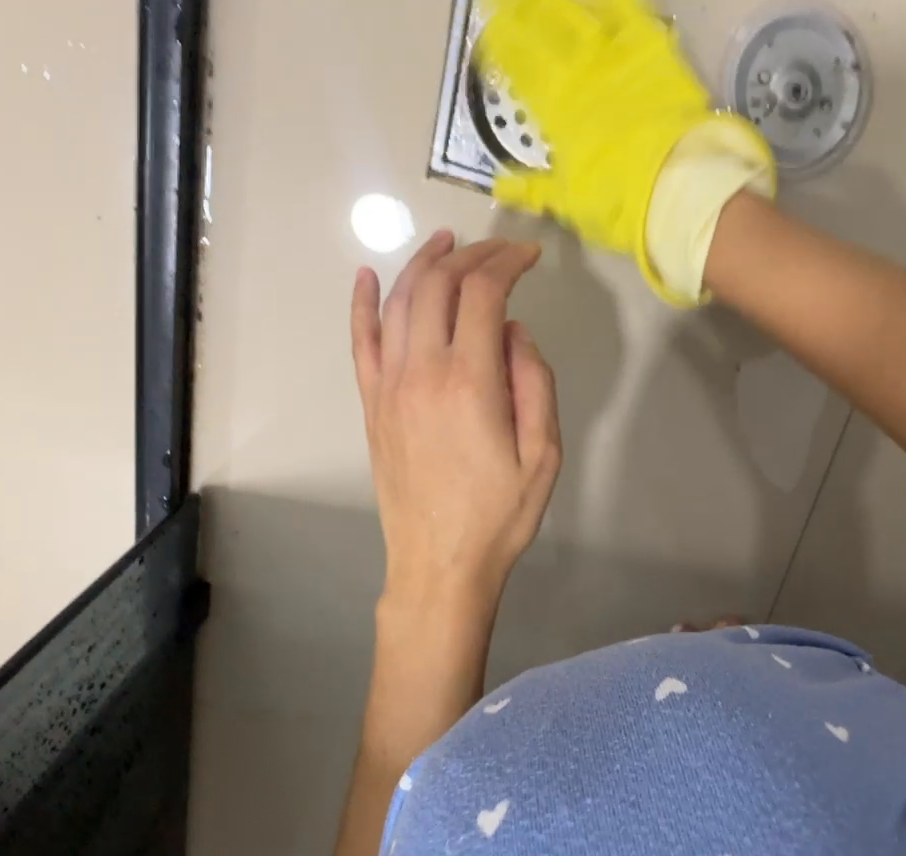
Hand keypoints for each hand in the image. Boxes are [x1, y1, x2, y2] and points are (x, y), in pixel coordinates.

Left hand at [352, 232, 561, 616]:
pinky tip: (369, 277)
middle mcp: (422, 371)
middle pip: (437, 286)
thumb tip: (514, 332)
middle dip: (470, 255)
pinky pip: (361, 341)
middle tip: (497, 249)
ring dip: (422, 264)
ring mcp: (389, 385)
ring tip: (447, 244)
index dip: (507, 263)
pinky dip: (363, 303)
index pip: (482, 294)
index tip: (529, 256)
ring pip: (398, 303)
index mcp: (470, 382)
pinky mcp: (372, 404)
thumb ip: (535, 384)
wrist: (440, 562)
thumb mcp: (543, 454)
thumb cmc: (500, 514)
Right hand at [477, 0, 772, 304]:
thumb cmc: (620, 202)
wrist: (680, 190)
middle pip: (546, 31)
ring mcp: (620, 60)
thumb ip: (533, 189)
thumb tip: (499, 187)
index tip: (491, 30)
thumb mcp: (571, 203)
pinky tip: (605, 1)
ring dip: (563, 7)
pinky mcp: (657, 56)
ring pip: (583, 16)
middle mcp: (582, 75)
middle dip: (526, 14)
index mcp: (556, 109)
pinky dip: (616, 6)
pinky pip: (631, 17)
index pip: (520, 66)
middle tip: (512, 3)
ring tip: (551, 2)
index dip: (503, 44)